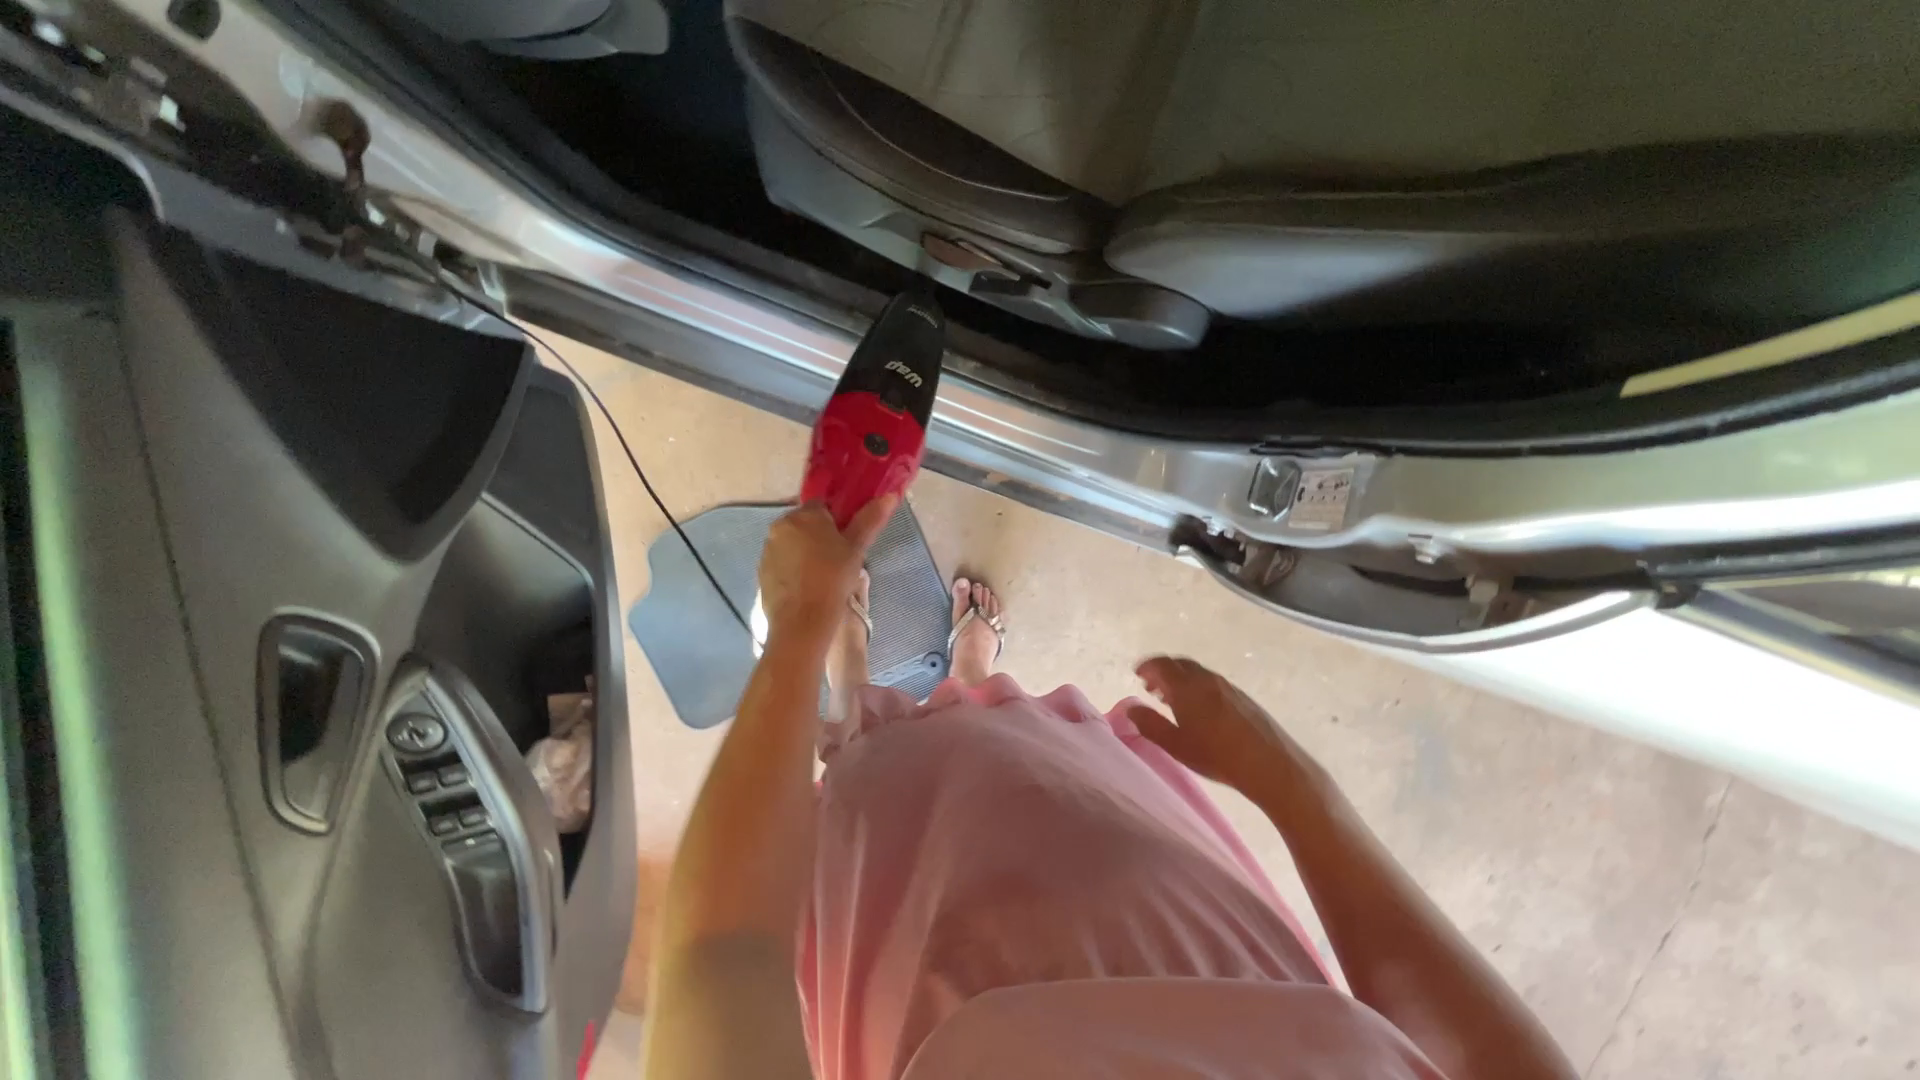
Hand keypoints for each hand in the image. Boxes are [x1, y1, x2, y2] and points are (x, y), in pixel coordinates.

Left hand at [756, 495, 896, 637]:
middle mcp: (781, 525)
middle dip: (819, 536)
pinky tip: (806, 586)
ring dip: (804, 551)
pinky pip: (781, 561)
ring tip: (821, 576)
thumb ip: (871, 519)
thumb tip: (890, 495)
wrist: (802, 619)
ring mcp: (768, 548)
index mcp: (805, 515)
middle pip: (804, 524)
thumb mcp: (857, 548)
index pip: (822, 506)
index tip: (846, 540)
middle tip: (837, 559)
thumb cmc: (834, 578)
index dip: (836, 521)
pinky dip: (792, 568)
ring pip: (792, 543)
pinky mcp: (761, 570)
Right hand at [1127, 656, 1324, 799]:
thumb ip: (1149, 724)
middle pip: (1180, 664)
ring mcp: (1227, 686)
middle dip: (1163, 671)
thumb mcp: (1175, 745)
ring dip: (1181, 679)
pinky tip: (1199, 708)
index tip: (1137, 674)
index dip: (1147, 667)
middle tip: (1151, 686)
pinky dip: (1197, 686)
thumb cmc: (1216, 756)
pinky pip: (1212, 682)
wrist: (1270, 764)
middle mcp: (1206, 678)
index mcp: (1186, 686)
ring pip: (1197, 673)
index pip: (1161, 665)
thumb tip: (1131, 709)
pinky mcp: (1243, 697)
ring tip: (1172, 699)